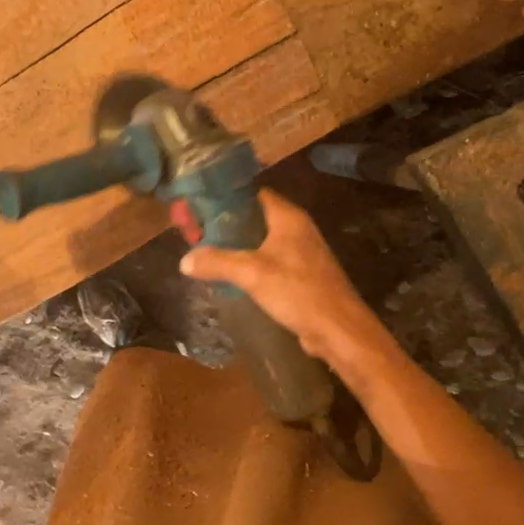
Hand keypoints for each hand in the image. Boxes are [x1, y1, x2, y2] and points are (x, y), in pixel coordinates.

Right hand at [179, 190, 388, 369]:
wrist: (339, 330)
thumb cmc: (298, 291)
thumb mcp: (251, 273)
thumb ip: (217, 262)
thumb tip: (184, 260)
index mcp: (288, 218)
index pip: (253, 193)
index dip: (225, 196)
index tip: (199, 206)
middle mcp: (297, 229)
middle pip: (255, 216)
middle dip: (225, 223)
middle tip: (196, 232)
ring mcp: (302, 252)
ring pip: (261, 240)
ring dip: (236, 245)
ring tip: (207, 251)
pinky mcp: (302, 275)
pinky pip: (269, 260)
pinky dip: (249, 263)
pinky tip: (231, 275)